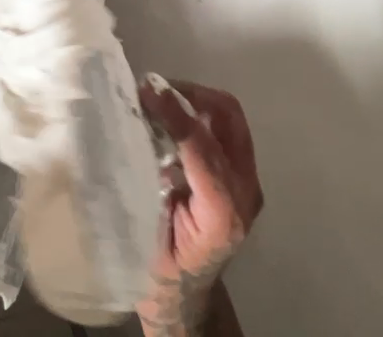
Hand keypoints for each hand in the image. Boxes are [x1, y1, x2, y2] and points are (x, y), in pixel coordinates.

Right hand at [136, 78, 260, 336]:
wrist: (187, 293)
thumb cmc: (160, 267)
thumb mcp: (147, 227)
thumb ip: (148, 182)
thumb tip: (133, 128)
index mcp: (221, 213)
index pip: (202, 148)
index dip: (175, 113)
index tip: (147, 90)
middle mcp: (245, 192)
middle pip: (228, 119)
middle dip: (191, 94)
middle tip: (154, 88)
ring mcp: (249, 182)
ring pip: (230, 118)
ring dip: (195, 99)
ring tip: (161, 96)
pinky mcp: (244, 174)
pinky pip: (227, 130)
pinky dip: (200, 113)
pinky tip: (172, 114)